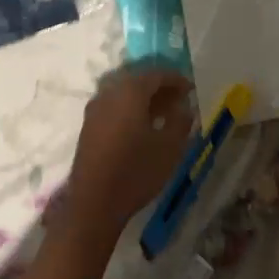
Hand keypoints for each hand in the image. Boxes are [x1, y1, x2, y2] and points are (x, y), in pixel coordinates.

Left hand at [66, 68, 196, 235]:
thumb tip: (184, 106)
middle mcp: (109, 94)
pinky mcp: (88, 127)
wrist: (94, 204)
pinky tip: (142, 126)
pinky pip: (113, 106)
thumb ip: (181, 120)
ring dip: (144, 98)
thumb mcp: (170, 147)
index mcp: (130, 92)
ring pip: (123, 93)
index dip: (176, 79)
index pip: (157, 74)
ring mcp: (95, 110)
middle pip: (138, 80)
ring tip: (162, 113)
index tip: (191, 90)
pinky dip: (130, 108)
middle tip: (178, 100)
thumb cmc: (137, 171)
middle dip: (160, 87)